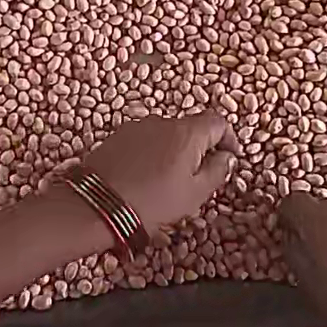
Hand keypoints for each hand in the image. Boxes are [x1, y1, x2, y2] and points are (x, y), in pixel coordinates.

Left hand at [83, 112, 238, 236]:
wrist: (97, 204)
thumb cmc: (151, 202)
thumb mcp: (195, 193)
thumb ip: (217, 170)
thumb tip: (227, 157)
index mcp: (186, 132)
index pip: (218, 121)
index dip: (229, 138)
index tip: (229, 157)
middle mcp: (161, 122)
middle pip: (191, 127)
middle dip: (200, 148)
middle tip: (200, 176)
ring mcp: (136, 127)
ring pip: (166, 134)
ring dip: (174, 151)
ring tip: (170, 181)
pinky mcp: (117, 136)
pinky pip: (145, 141)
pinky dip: (152, 154)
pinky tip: (147, 177)